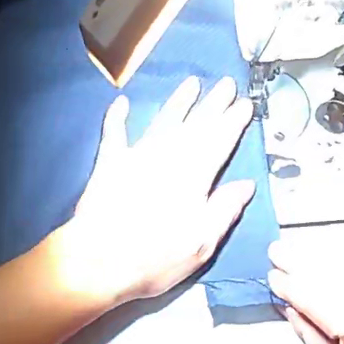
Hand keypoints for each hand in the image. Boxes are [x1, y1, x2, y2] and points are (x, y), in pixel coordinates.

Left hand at [50, 77, 256, 306]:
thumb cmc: (154, 258)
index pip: (220, 141)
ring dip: (178, 102)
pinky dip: (118, 118)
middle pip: (195, 125)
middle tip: (226, 84)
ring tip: (191, 84)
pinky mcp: (109, 164)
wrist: (97, 260)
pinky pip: (114, 134)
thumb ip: (224, 210)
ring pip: (162, 122)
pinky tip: (122, 103)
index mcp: (194, 176)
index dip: (234, 121)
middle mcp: (167, 158)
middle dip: (213, 104)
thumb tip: (245, 185)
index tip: (245, 104)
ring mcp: (136, 157)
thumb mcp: (202, 243)